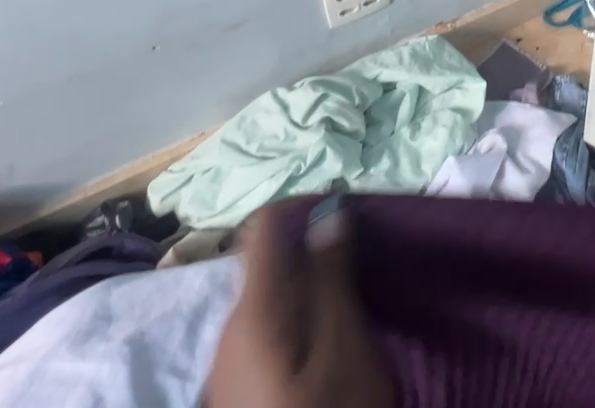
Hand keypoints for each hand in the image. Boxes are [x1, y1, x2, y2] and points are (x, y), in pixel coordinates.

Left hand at [205, 198, 394, 407]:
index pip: (265, 226)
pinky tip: (331, 339)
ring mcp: (229, 362)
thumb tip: (328, 213)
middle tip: (366, 263)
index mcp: (253, 311)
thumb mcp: (345, 347)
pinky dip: (301, 315)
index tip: (351, 216)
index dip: (308, 208)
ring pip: (270, 294)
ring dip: (312, 283)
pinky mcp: (238, 387)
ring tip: (356, 299)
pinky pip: (269, 326)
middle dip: (315, 249)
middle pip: (268, 260)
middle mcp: (230, 328)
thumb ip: (331, 278)